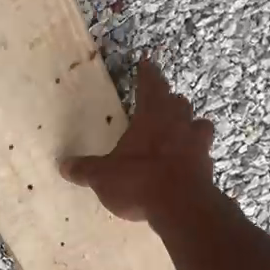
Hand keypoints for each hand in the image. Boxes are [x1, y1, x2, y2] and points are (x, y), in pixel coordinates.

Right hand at [59, 57, 216, 221]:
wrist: (180, 206)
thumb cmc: (138, 180)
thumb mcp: (102, 176)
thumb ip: (84, 169)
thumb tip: (63, 165)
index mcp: (152, 117)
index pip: (151, 87)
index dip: (148, 75)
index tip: (146, 63)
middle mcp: (178, 124)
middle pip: (178, 103)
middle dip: (169, 101)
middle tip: (162, 104)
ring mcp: (197, 145)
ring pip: (197, 124)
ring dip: (188, 125)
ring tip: (180, 131)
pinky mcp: (206, 167)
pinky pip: (201, 153)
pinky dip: (193, 154)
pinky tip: (185, 163)